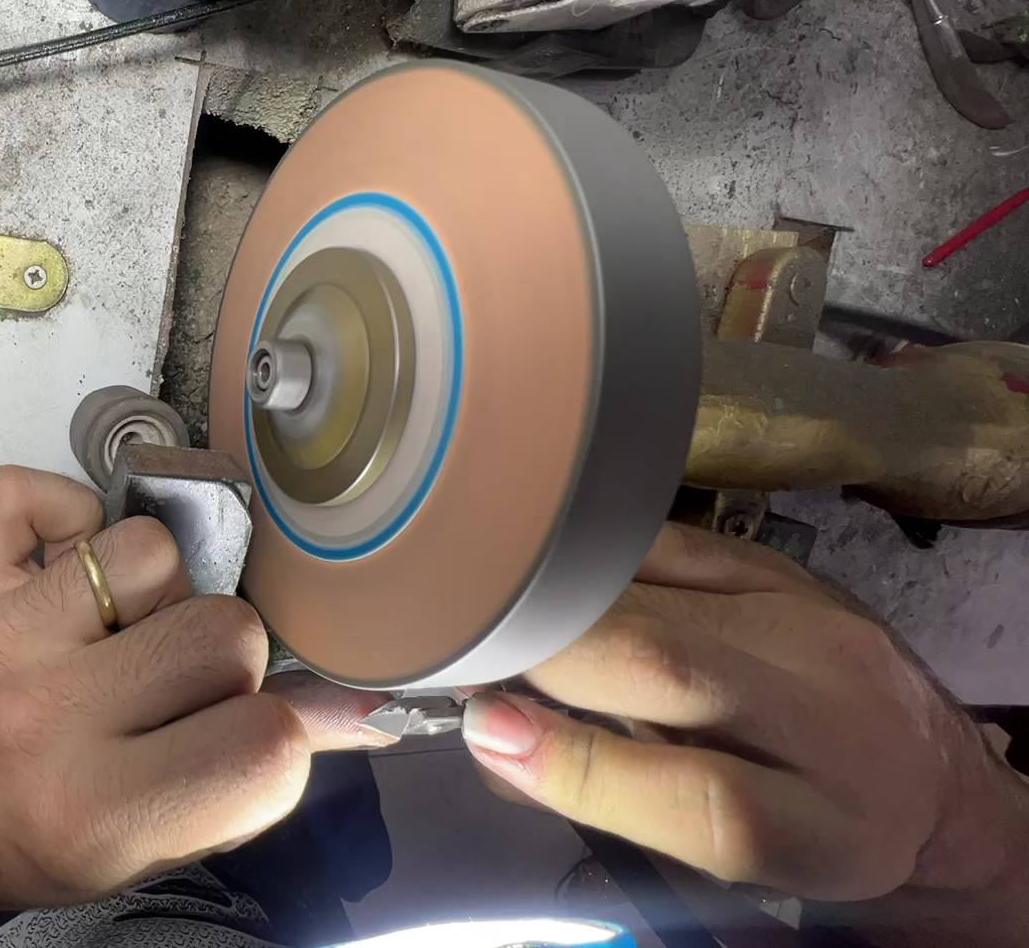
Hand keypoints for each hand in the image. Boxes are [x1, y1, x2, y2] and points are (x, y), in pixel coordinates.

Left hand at [0, 465, 380, 919]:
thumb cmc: (61, 833)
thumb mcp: (166, 836)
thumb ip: (264, 772)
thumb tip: (359, 707)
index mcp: (100, 812)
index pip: (265, 741)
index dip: (270, 729)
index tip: (237, 732)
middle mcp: (42, 721)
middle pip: (221, 629)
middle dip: (220, 654)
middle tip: (176, 680)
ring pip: (147, 548)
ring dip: (158, 582)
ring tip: (124, 624)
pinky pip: (29, 492)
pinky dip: (66, 513)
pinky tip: (69, 566)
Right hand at [462, 523, 1028, 940]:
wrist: (923, 774)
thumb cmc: (796, 826)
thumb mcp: (717, 855)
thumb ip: (600, 799)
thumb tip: (485, 731)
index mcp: (832, 828)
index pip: (709, 801)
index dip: (582, 767)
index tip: (487, 730)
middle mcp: (840, 718)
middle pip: (666, 665)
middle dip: (542, 653)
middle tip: (474, 655)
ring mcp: (810, 623)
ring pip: (642, 592)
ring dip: (548, 604)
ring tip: (505, 620)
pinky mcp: (778, 564)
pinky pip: (650, 541)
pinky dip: (581, 563)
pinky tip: (556, 584)